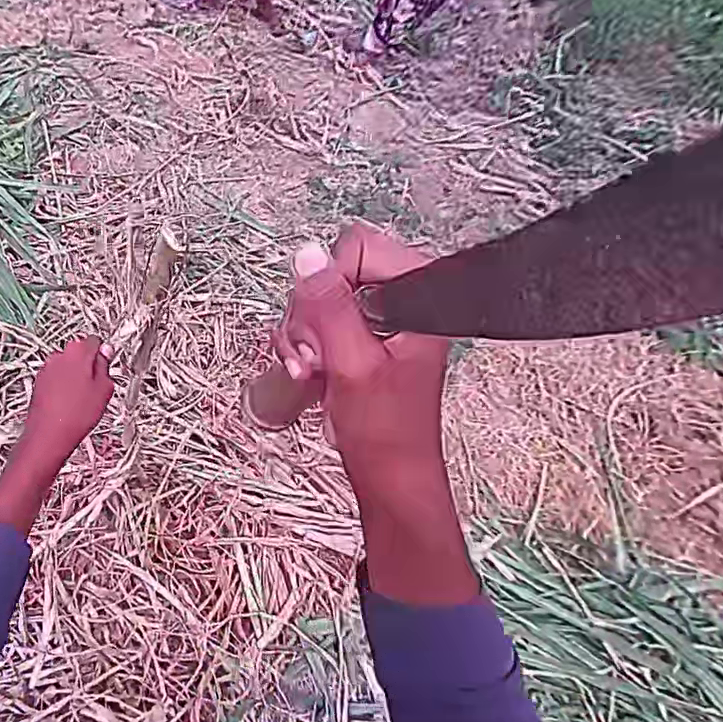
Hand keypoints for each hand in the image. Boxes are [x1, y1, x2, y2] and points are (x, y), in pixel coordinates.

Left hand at [16, 336, 115, 466]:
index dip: (103, 355)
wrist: (49, 434)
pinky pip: (56, 378)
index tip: (107, 366)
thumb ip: (106, 366)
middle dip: (88, 366)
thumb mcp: (104, 389)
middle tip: (96, 387)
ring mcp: (46, 368)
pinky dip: (62, 386)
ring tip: (82, 399)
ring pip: (66, 366)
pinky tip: (69, 403)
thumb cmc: (75, 415)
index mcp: (78, 351)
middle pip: (79, 353)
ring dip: (74, 376)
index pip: (95, 342)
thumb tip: (105, 354)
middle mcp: (59, 355)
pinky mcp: (39, 382)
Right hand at [279, 223, 476, 604]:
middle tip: (318, 356)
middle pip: (332, 275)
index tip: (326, 329)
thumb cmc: (384, 429)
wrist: (387, 472)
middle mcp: (403, 302)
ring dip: (303, 338)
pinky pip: (318, 325)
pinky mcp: (362, 340)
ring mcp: (381, 322)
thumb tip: (307, 256)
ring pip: (318, 302)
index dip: (328, 288)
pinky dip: (306, 349)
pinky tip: (312, 373)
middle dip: (311, 318)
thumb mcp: (352, 363)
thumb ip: (329, 308)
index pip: (357, 250)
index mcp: (419, 296)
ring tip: (315, 370)